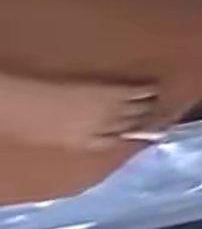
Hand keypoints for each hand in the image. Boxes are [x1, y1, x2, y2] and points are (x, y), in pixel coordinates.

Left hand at [0, 72, 161, 150]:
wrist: (19, 100)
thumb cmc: (25, 122)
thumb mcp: (49, 138)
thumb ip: (80, 138)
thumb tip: (108, 135)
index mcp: (86, 142)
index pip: (120, 142)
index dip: (132, 137)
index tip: (141, 133)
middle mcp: (106, 127)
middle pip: (138, 123)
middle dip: (148, 119)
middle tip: (155, 113)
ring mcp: (114, 108)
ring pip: (148, 107)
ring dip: (153, 104)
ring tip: (154, 99)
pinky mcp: (120, 91)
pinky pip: (147, 90)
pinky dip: (152, 89)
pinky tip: (151, 87)